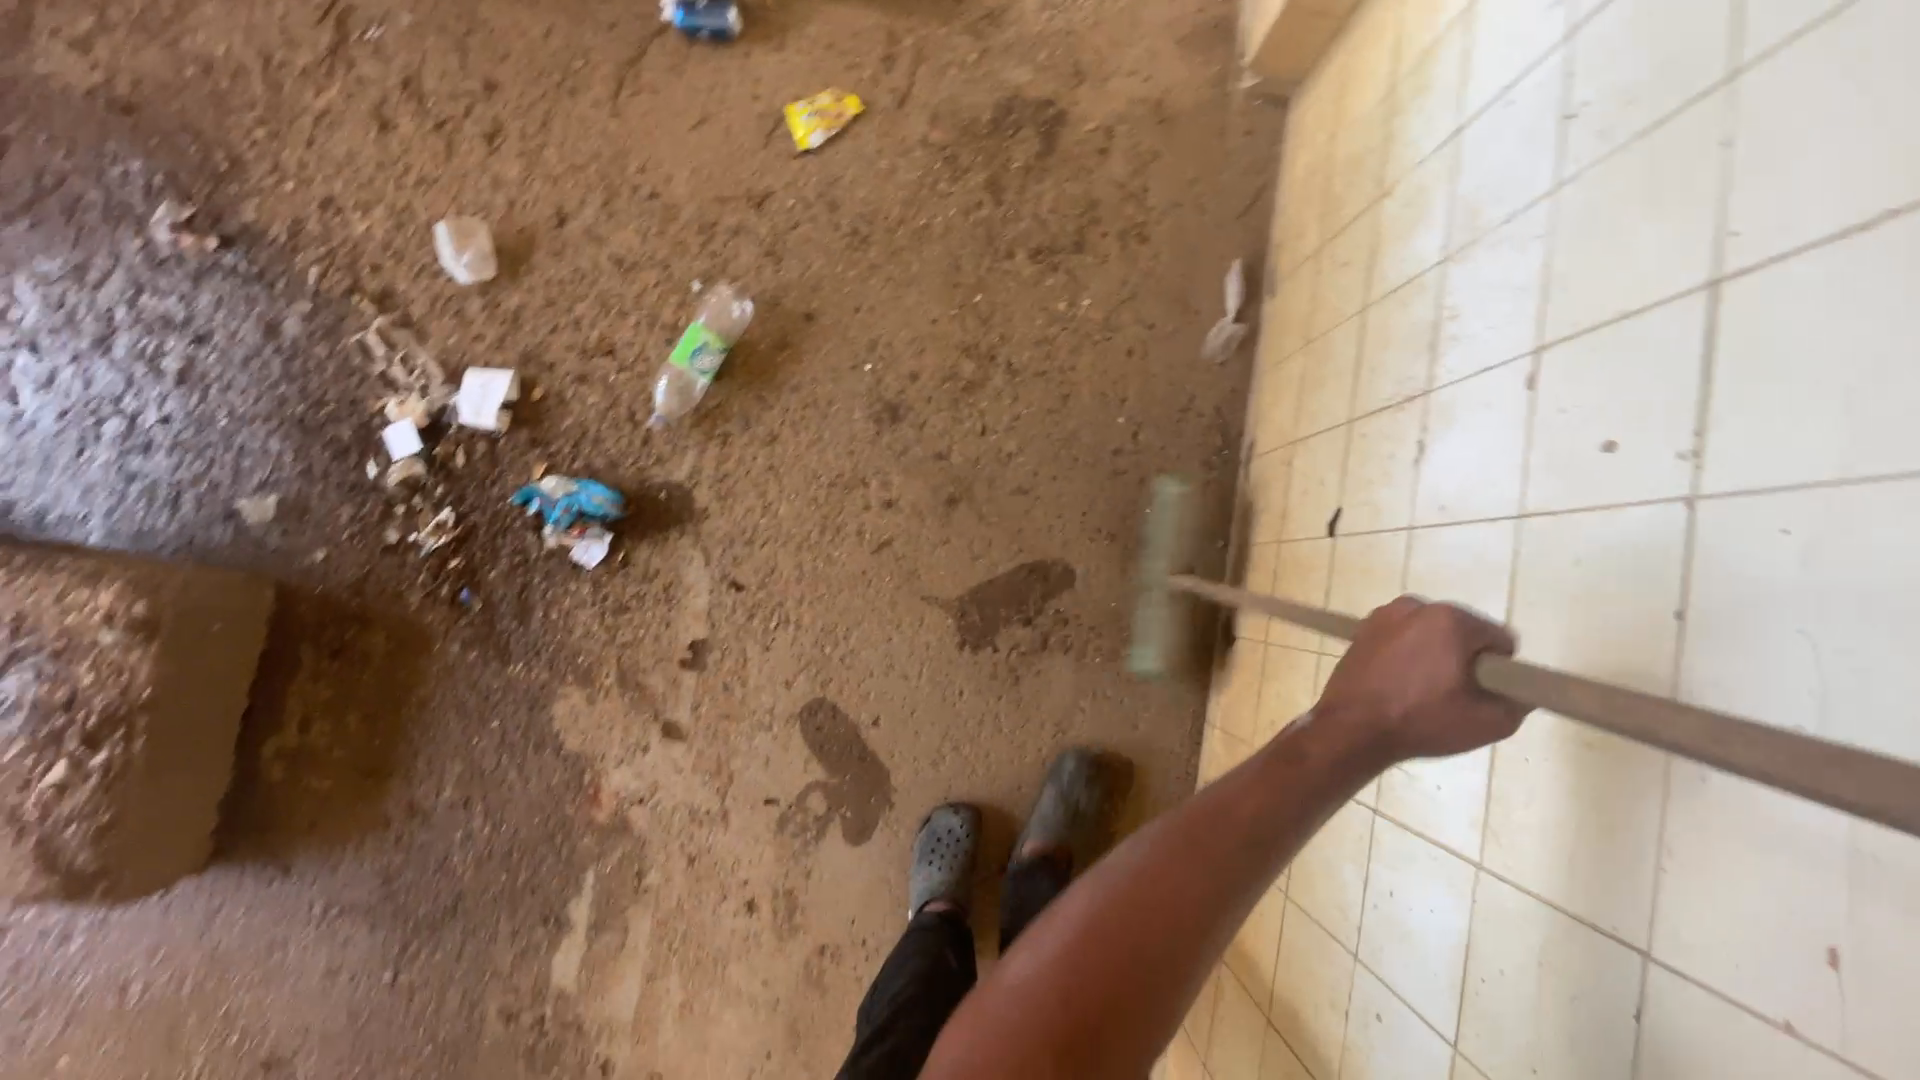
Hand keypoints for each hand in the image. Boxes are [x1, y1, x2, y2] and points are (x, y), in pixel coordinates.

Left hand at [1317, 596, 1529, 761]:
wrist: (1351, 728)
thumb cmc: (1422, 721)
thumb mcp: (1490, 722)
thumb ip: (1518, 702)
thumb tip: (1520, 691)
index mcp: (1449, 619)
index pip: (1497, 638)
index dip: (1498, 668)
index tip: (1481, 692)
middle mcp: (1414, 606)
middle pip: (1460, 633)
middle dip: (1463, 658)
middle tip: (1451, 694)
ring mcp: (1382, 616)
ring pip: (1428, 635)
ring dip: (1433, 655)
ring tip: (1422, 691)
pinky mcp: (1361, 631)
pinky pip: (1400, 640)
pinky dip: (1405, 656)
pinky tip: (1398, 683)